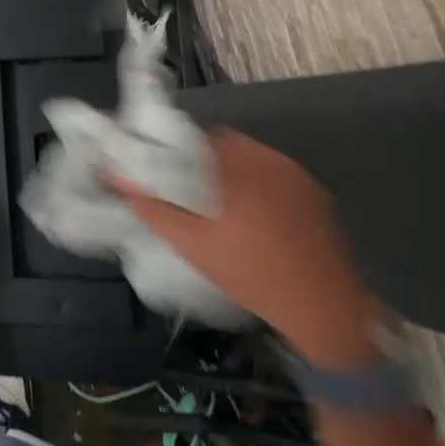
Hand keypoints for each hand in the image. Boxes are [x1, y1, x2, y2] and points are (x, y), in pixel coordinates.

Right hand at [111, 130, 377, 367]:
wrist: (327, 309)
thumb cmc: (253, 275)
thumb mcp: (194, 246)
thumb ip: (154, 209)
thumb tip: (117, 178)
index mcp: (236, 164)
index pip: (195, 137)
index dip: (174, 151)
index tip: (163, 173)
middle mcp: (267, 158)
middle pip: (224, 144)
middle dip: (203, 162)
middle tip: (189, 194)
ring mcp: (296, 174)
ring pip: (251, 158)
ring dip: (232, 172)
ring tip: (220, 207)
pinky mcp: (316, 193)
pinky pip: (276, 174)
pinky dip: (260, 186)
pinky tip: (256, 219)